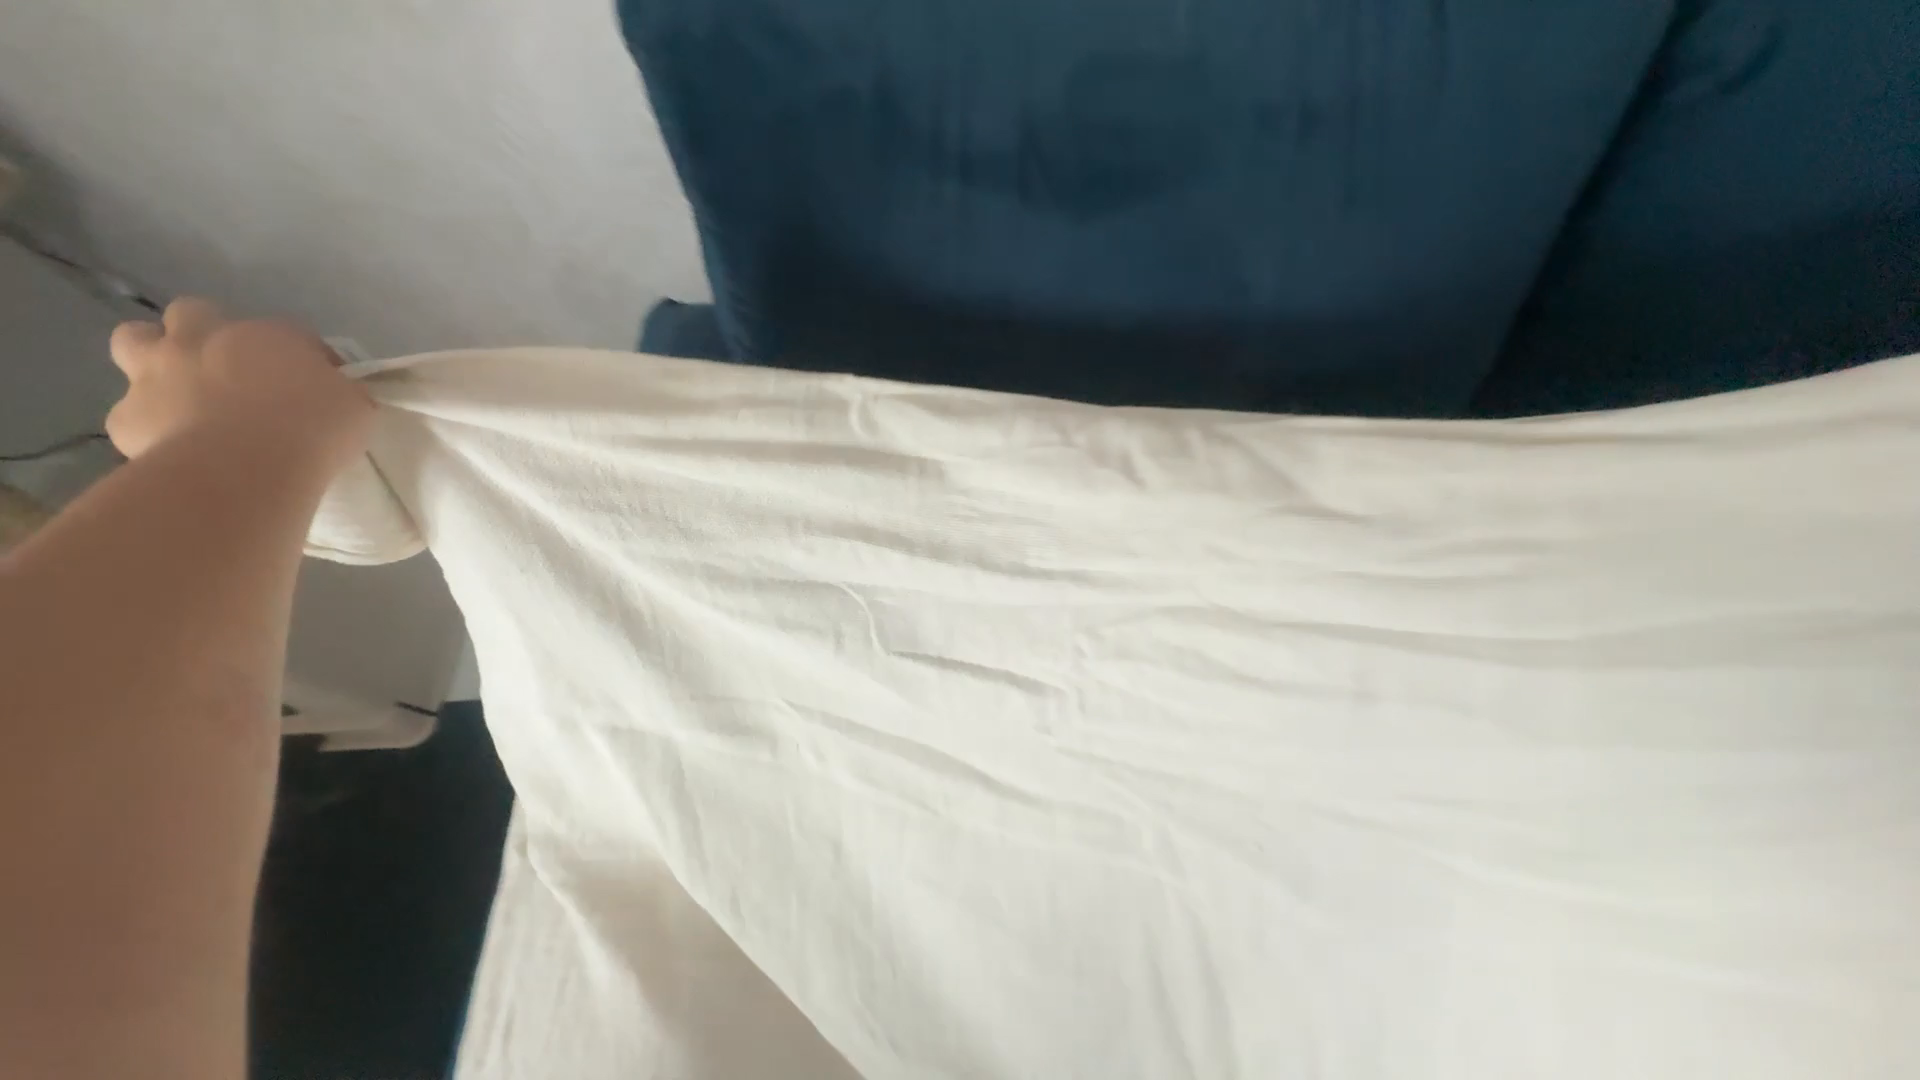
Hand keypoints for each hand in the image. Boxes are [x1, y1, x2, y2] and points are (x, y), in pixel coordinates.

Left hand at [106, 298, 373, 473]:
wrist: (243, 470)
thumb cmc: (313, 431)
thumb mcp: (356, 408)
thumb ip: (340, 392)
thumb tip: (333, 392)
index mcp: (268, 336)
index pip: (292, 333)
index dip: (307, 356)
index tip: (322, 385)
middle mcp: (204, 341)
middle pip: (193, 312)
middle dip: (207, 331)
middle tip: (235, 368)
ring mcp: (156, 374)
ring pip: (135, 339)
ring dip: (154, 355)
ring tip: (184, 389)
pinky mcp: (126, 416)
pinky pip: (133, 412)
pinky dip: (153, 423)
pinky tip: (178, 444)